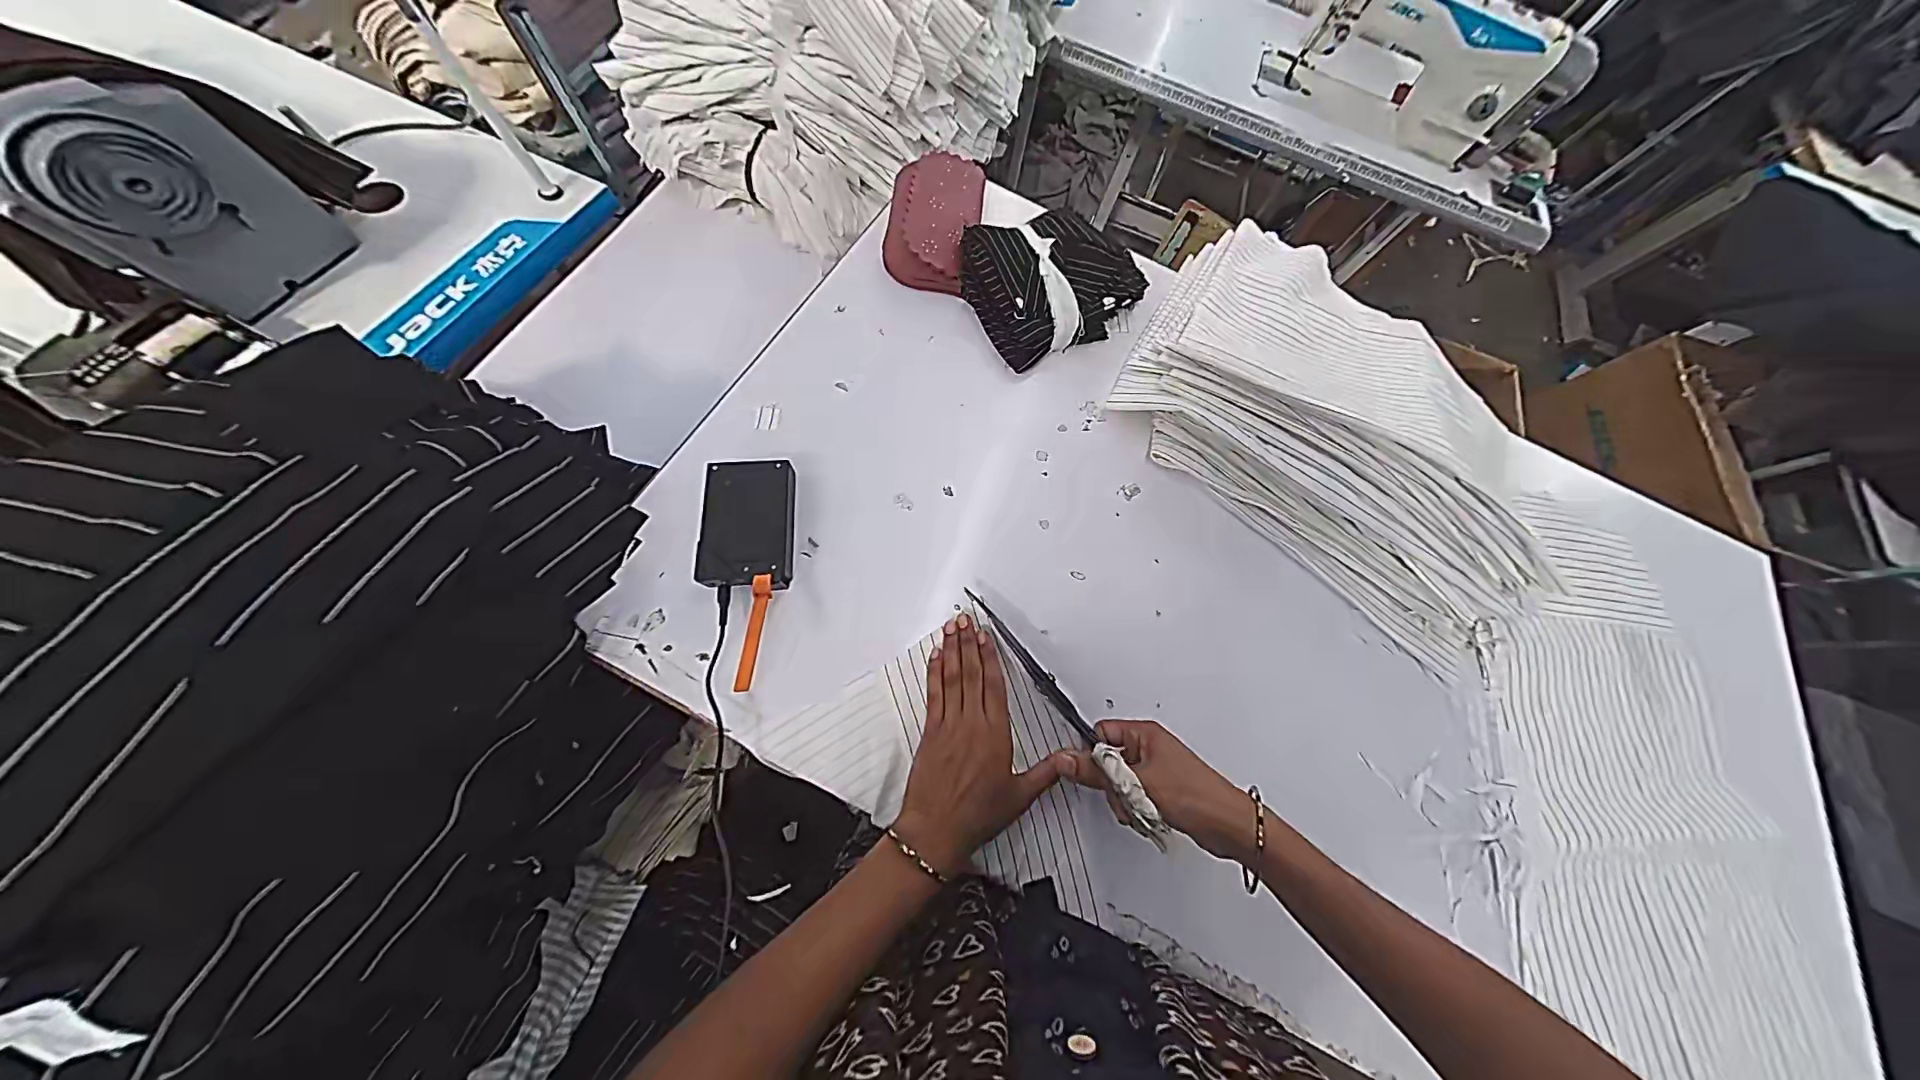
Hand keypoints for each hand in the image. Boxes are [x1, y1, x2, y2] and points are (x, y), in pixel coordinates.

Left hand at [893, 614, 1065, 874]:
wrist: (936, 830)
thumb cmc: (974, 815)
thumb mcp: (1019, 796)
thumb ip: (1045, 773)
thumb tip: (1066, 759)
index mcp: (994, 735)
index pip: (993, 686)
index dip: (989, 657)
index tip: (986, 637)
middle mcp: (970, 725)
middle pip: (970, 674)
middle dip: (968, 643)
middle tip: (966, 620)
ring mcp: (948, 726)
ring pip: (951, 679)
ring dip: (951, 650)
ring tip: (951, 629)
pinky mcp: (930, 733)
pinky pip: (933, 695)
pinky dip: (933, 673)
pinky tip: (934, 658)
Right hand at [1059, 719, 1255, 861]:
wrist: (1229, 826)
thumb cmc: (1197, 795)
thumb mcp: (1137, 782)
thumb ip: (1097, 772)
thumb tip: (1067, 760)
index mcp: (1144, 733)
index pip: (1099, 733)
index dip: (1090, 753)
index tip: (1086, 771)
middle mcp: (1149, 748)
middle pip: (1107, 762)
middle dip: (1111, 785)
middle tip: (1125, 793)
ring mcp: (1155, 770)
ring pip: (1118, 784)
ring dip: (1124, 802)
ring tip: (1143, 807)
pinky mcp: (1160, 791)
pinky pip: (1132, 798)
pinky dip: (1136, 810)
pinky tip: (1150, 816)